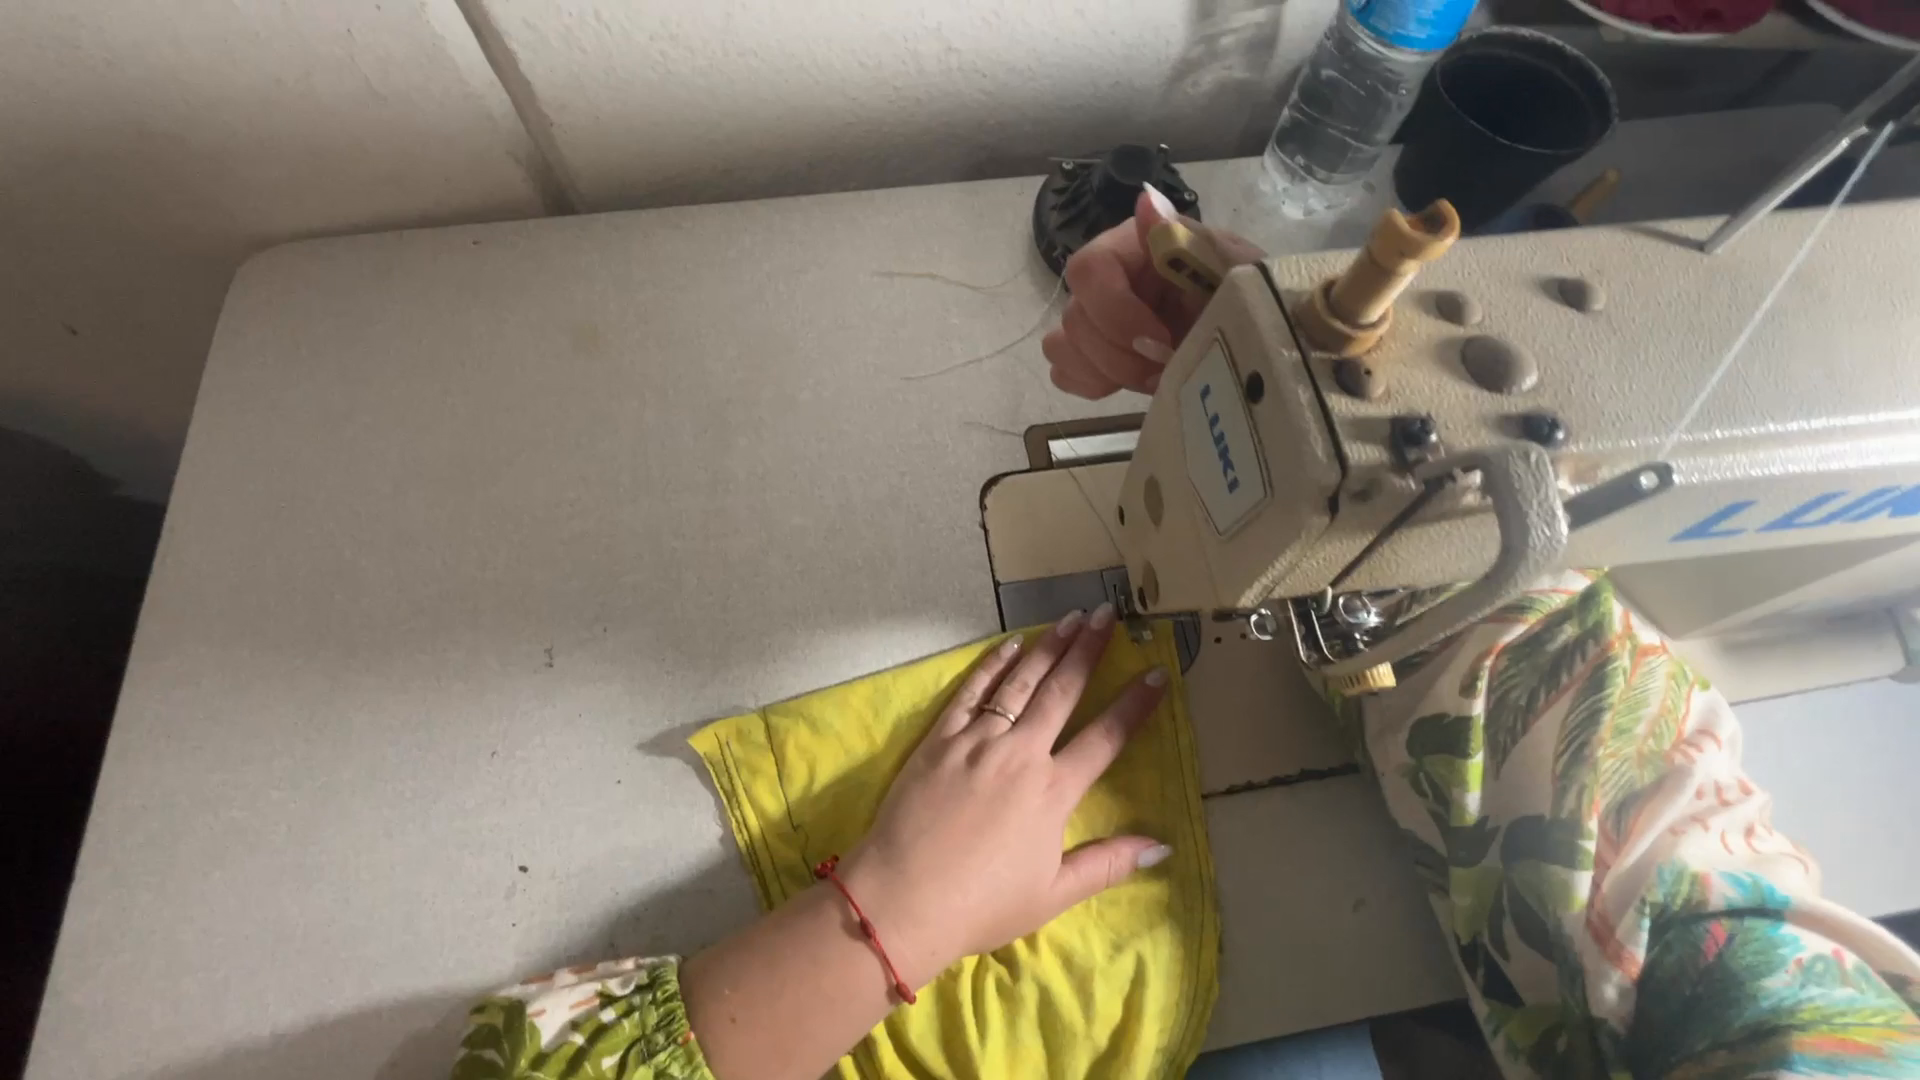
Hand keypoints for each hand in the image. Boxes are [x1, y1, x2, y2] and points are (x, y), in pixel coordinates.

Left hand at [838, 603, 1170, 984]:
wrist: (904, 897)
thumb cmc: (982, 903)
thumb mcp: (1053, 895)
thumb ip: (1108, 865)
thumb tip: (1163, 846)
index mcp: (1053, 792)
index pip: (1106, 739)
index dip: (1135, 706)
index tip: (1157, 673)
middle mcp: (1020, 754)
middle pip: (1062, 692)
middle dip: (1088, 650)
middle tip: (1106, 615)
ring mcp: (977, 740)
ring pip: (1020, 683)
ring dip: (1047, 648)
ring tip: (1069, 617)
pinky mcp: (940, 738)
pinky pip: (971, 692)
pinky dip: (992, 666)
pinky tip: (1010, 645)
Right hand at [1042, 186, 1265, 398]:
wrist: (1253, 340)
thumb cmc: (1246, 299)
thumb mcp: (1235, 268)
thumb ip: (1191, 240)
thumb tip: (1147, 202)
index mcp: (1135, 248)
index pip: (1090, 271)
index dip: (1115, 313)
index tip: (1160, 341)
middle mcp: (1106, 280)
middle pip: (1075, 319)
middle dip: (1119, 356)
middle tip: (1164, 368)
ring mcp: (1094, 321)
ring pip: (1061, 347)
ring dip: (1106, 371)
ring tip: (1152, 378)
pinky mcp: (1091, 357)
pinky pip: (1064, 374)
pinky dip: (1093, 384)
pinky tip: (1128, 383)